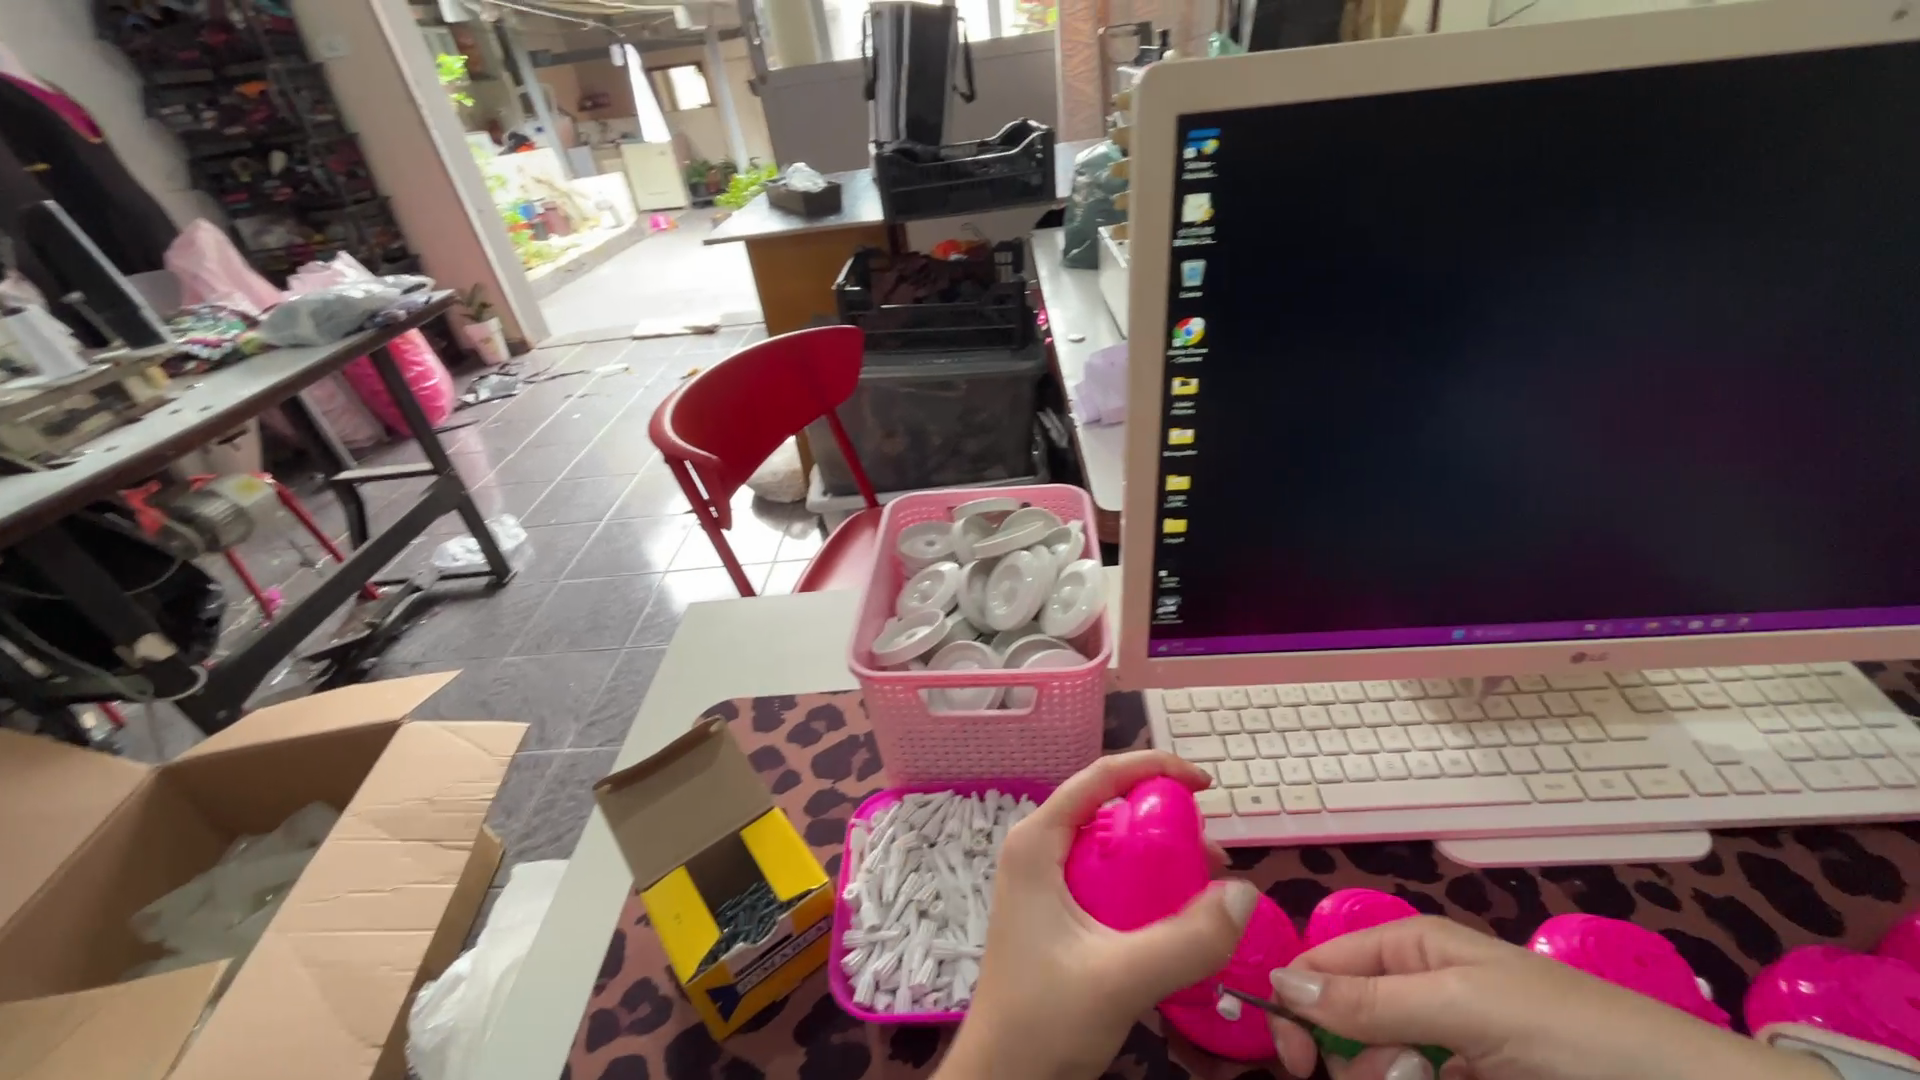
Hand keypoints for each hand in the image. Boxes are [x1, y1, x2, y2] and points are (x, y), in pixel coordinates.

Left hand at [937, 751, 1261, 1079]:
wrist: (1002, 1078)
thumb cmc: (1044, 1019)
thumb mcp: (1121, 977)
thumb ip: (1187, 939)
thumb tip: (1244, 892)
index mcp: (1036, 842)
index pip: (1099, 777)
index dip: (1154, 768)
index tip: (1205, 785)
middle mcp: (1037, 849)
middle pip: (1108, 808)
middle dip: (1164, 819)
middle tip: (1213, 853)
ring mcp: (1045, 881)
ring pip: (1111, 844)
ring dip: (1160, 856)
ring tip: (1204, 887)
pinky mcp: (1057, 910)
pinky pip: (1109, 878)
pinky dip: (1146, 885)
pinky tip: (1176, 916)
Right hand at [1264, 916, 1836, 1079]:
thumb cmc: (1570, 1035)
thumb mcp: (1462, 1010)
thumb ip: (1369, 1001)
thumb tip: (1278, 983)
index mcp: (1409, 947)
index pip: (1321, 967)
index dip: (1297, 1007)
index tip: (1293, 1061)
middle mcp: (1419, 985)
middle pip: (1344, 1019)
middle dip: (1353, 1057)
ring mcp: (1448, 1038)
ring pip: (1380, 1062)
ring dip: (1391, 1079)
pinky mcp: (1470, 1076)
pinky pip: (1417, 1079)